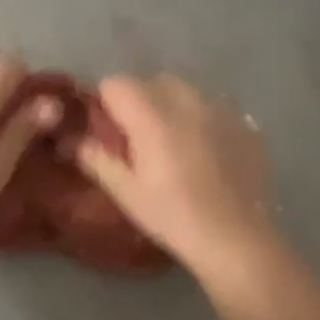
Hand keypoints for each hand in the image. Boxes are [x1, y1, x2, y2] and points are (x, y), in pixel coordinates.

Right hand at [70, 74, 280, 276]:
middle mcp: (188, 102)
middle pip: (152, 81)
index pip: (117, 83)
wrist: (236, 238)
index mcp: (153, 117)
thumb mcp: (126, 193)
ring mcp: (222, 110)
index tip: (109, 131)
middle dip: (140, 102)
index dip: (106, 103)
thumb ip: (97, 160)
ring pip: (186, 92)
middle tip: (139, 140)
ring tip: (174, 145)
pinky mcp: (245, 125)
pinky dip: (202, 120)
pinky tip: (205, 154)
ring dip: (172, 107)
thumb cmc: (173, 217)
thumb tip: (74, 141)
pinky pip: (214, 108)